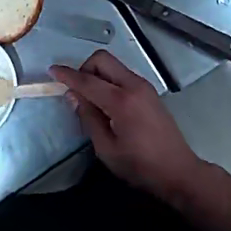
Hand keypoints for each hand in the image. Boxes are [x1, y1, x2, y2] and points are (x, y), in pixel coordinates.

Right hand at [50, 50, 217, 202]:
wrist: (178, 170)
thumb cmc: (140, 165)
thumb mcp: (106, 148)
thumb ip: (88, 118)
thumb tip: (73, 96)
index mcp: (122, 101)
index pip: (88, 80)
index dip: (67, 75)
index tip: (52, 71)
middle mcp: (134, 86)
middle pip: (103, 60)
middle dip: (84, 69)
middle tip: (77, 92)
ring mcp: (145, 87)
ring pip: (114, 66)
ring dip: (97, 74)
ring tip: (91, 101)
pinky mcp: (149, 92)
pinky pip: (123, 75)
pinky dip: (109, 81)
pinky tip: (107, 103)